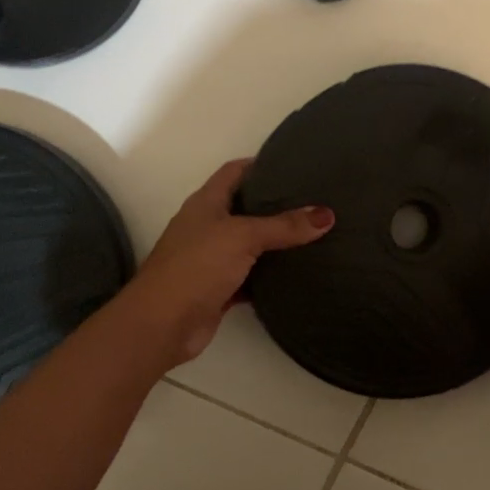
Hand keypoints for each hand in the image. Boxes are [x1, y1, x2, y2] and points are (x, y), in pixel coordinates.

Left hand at [121, 159, 332, 367]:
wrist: (162, 325)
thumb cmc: (196, 267)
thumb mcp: (243, 237)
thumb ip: (285, 226)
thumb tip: (327, 215)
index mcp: (206, 203)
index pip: (235, 172)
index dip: (261, 164)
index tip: (295, 163)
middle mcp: (208, 227)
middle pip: (246, 207)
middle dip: (277, 203)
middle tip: (316, 199)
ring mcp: (212, 259)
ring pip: (252, 244)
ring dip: (277, 241)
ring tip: (316, 232)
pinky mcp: (220, 289)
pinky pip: (253, 277)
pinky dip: (272, 275)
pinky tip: (299, 272)